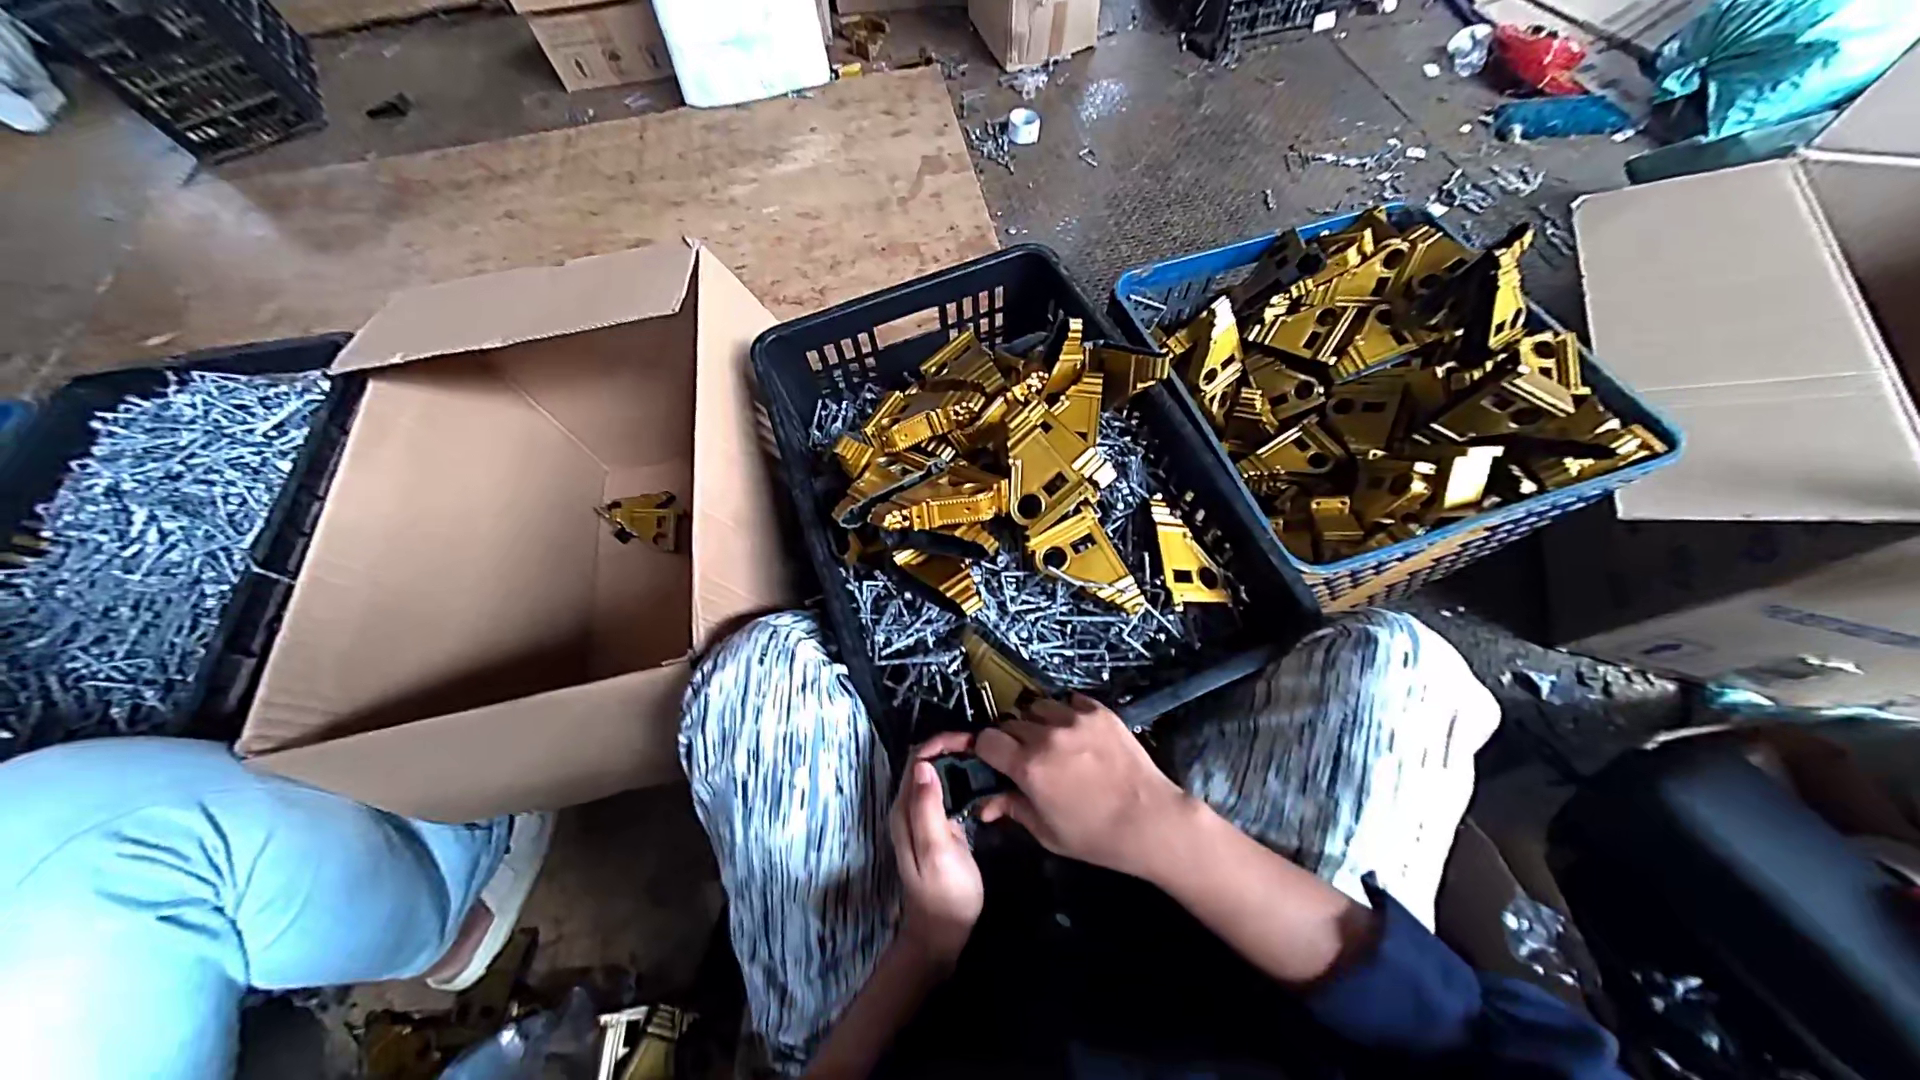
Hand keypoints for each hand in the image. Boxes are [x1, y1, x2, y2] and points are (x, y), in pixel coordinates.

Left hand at [889, 733, 984, 966]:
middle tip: (985, 747)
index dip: (941, 743)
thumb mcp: (937, 850)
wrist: (943, 934)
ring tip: (987, 757)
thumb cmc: (944, 894)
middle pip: (924, 762)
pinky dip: (960, 778)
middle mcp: (908, 808)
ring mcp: (922, 817)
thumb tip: (922, 764)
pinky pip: (945, 790)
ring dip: (956, 760)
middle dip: (950, 747)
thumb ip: (927, 808)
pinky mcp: (937, 825)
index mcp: (904, 810)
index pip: (916, 759)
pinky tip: (981, 779)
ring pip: (935, 774)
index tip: (972, 741)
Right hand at [975, 694, 1194, 880]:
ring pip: (1038, 707)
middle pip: (1010, 722)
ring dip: (1038, 722)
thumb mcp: (1046, 831)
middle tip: (1027, 757)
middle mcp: (1046, 736)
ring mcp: (1074, 719)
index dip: (985, 749)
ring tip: (1052, 741)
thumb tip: (983, 805)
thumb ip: (1012, 808)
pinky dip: (1066, 713)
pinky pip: (1069, 701)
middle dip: (1012, 739)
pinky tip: (1076, 732)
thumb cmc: (1095, 836)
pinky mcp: (1098, 711)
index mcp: (1028, 767)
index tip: (995, 760)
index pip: (986, 739)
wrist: (1152, 821)